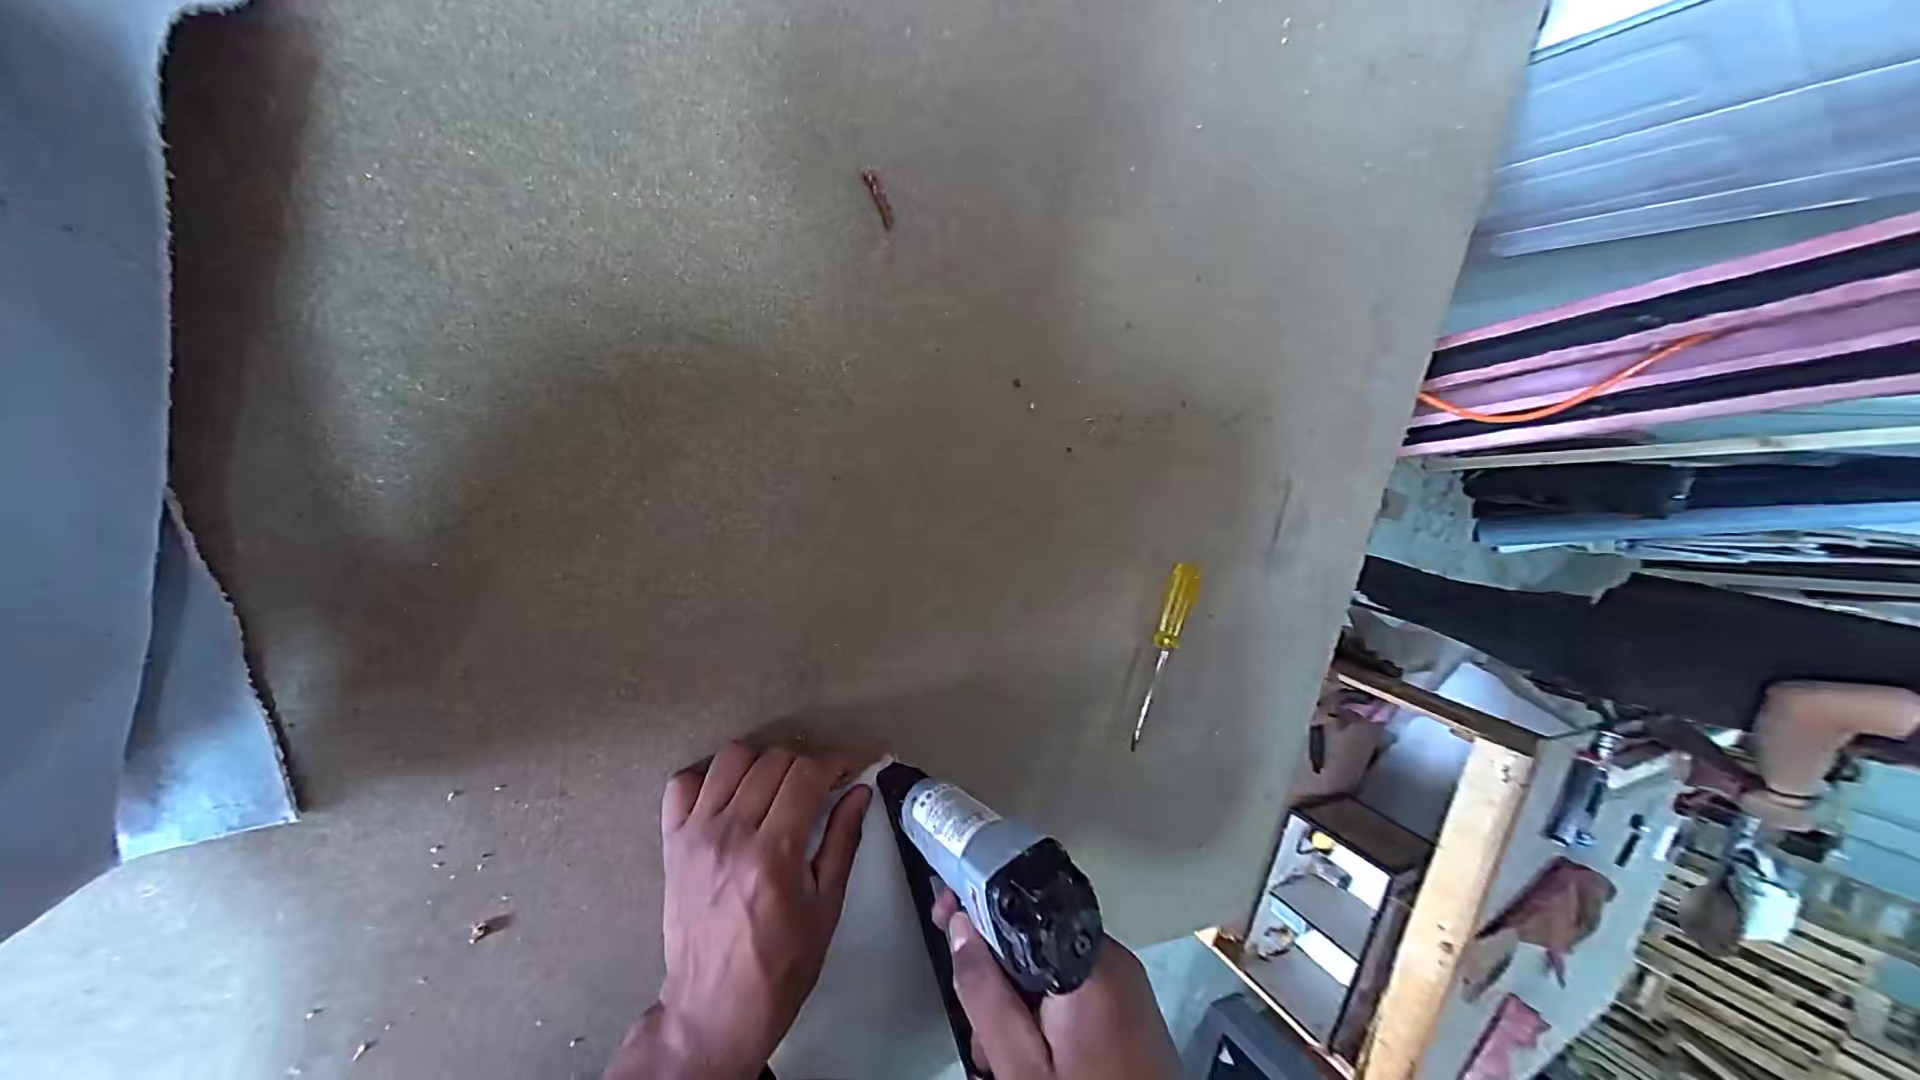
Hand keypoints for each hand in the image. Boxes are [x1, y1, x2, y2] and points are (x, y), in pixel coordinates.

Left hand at [605, 742, 872, 1079]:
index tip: (855, 762)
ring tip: (779, 785)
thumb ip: (843, 839)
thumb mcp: (826, 906)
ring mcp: (695, 835)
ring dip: (764, 762)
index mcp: (773, 854)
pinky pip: (683, 783)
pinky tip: (733, 794)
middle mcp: (731, 834)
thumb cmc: (781, 964)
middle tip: (824, 783)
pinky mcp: (672, 842)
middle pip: (775, 760)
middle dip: (809, 762)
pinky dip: (711, 777)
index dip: (838, 759)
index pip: (808, 774)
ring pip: (732, 758)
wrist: (714, 1010)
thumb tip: (860, 790)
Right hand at [933, 889, 1180, 1079]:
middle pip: (1034, 941)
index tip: (944, 913)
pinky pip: (1075, 994)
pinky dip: (1045, 1014)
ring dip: (1017, 1001)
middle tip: (975, 1026)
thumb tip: (960, 927)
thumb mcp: (1021, 1067)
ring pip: (1051, 970)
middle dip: (996, 972)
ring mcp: (1128, 990)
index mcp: (1092, 964)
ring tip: (1000, 1058)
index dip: (976, 909)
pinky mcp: (1131, 1015)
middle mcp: (1116, 963)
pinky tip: (1032, 1059)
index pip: (1021, 910)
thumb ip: (986, 994)